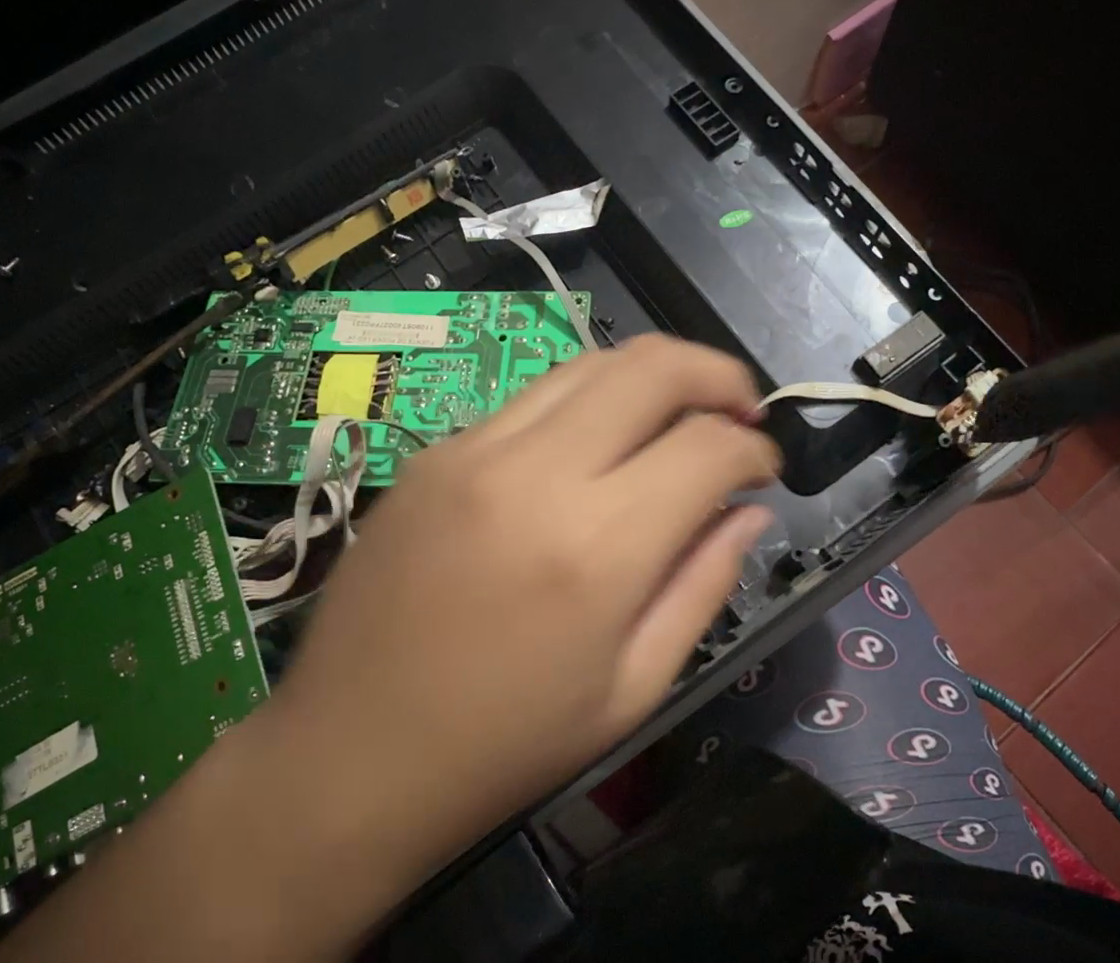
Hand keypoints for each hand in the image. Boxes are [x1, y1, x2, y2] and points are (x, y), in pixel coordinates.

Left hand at [268, 333, 780, 838]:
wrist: (352, 755)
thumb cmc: (506, 745)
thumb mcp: (632, 689)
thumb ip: (702, 585)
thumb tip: (747, 510)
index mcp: (595, 547)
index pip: (707, 446)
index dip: (757, 450)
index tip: (767, 472)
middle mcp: (533, 474)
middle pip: (650, 366)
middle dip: (716, 374)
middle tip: (740, 413)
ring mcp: (471, 452)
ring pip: (587, 364)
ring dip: (649, 379)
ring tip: (673, 421)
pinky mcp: (432, 455)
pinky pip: (530, 401)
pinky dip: (583, 407)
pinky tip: (590, 454)